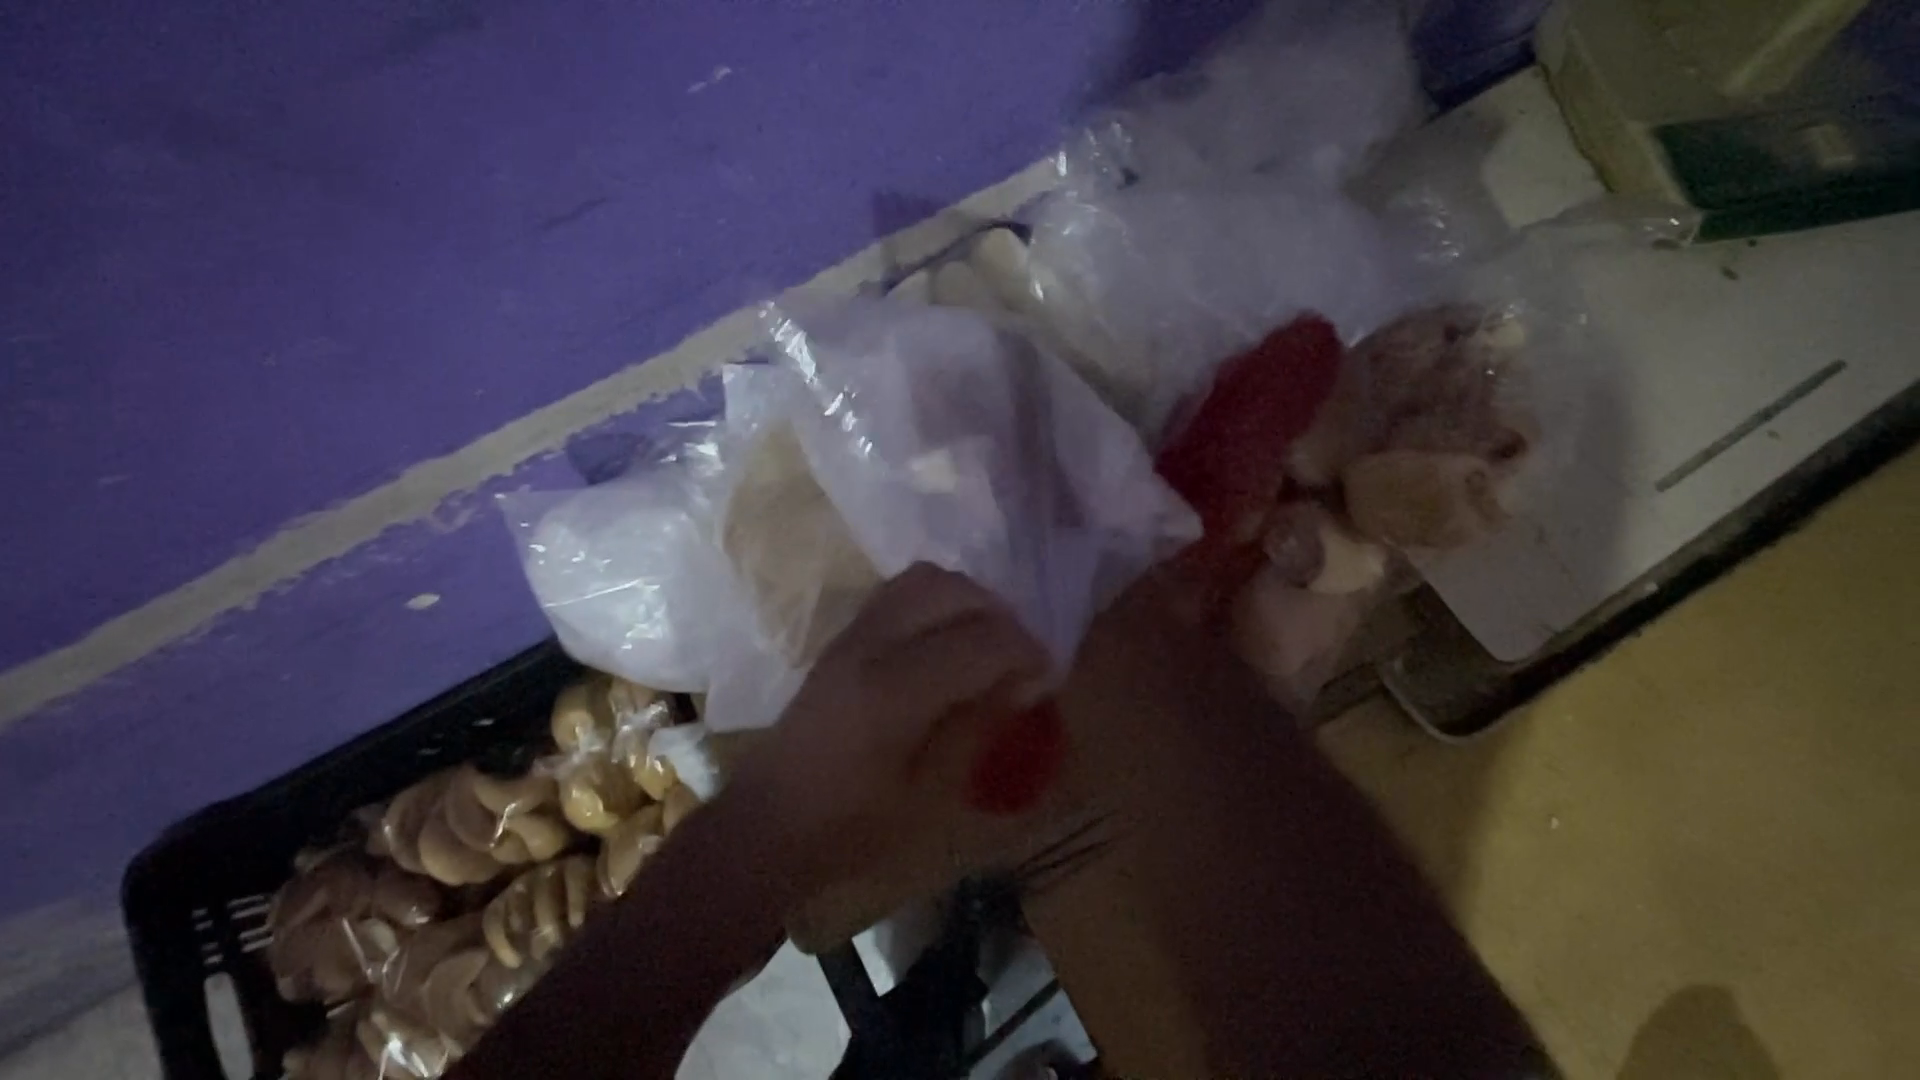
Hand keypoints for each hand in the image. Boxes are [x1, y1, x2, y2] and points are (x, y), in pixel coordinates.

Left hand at [731, 563, 1050, 897]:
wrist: (770, 821)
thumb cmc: (853, 826)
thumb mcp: (930, 794)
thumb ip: (978, 727)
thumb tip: (1022, 682)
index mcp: (895, 691)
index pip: (981, 640)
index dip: (1026, 651)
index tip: (1046, 676)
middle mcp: (872, 646)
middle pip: (952, 590)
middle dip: (1000, 615)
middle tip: (1020, 656)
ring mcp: (852, 634)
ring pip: (924, 579)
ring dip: (967, 600)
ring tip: (986, 642)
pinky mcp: (841, 637)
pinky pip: (900, 593)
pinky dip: (937, 602)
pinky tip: (947, 642)